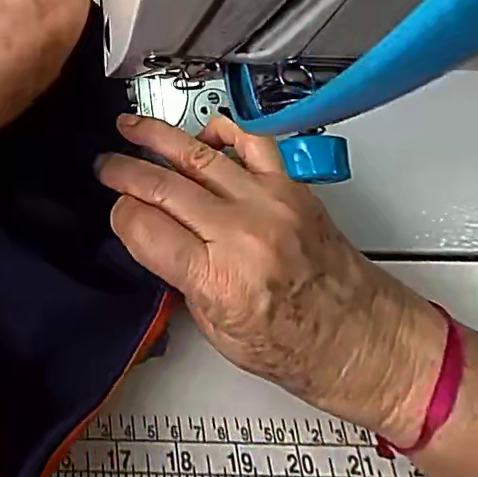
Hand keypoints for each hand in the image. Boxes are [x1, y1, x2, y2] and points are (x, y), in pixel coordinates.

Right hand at [97, 113, 446, 445]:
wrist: (373, 347)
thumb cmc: (296, 351)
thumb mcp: (215, 328)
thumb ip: (177, 272)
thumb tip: (147, 229)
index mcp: (217, 278)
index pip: (140, 224)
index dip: (119, 215)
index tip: (116, 213)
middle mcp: (242, 234)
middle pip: (159, 184)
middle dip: (121, 170)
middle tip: (104, 165)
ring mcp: (270, 204)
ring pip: (195, 154)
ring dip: (153, 135)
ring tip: (128, 126)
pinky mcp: (292, 190)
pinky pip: (250, 143)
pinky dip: (220, 130)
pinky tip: (199, 132)